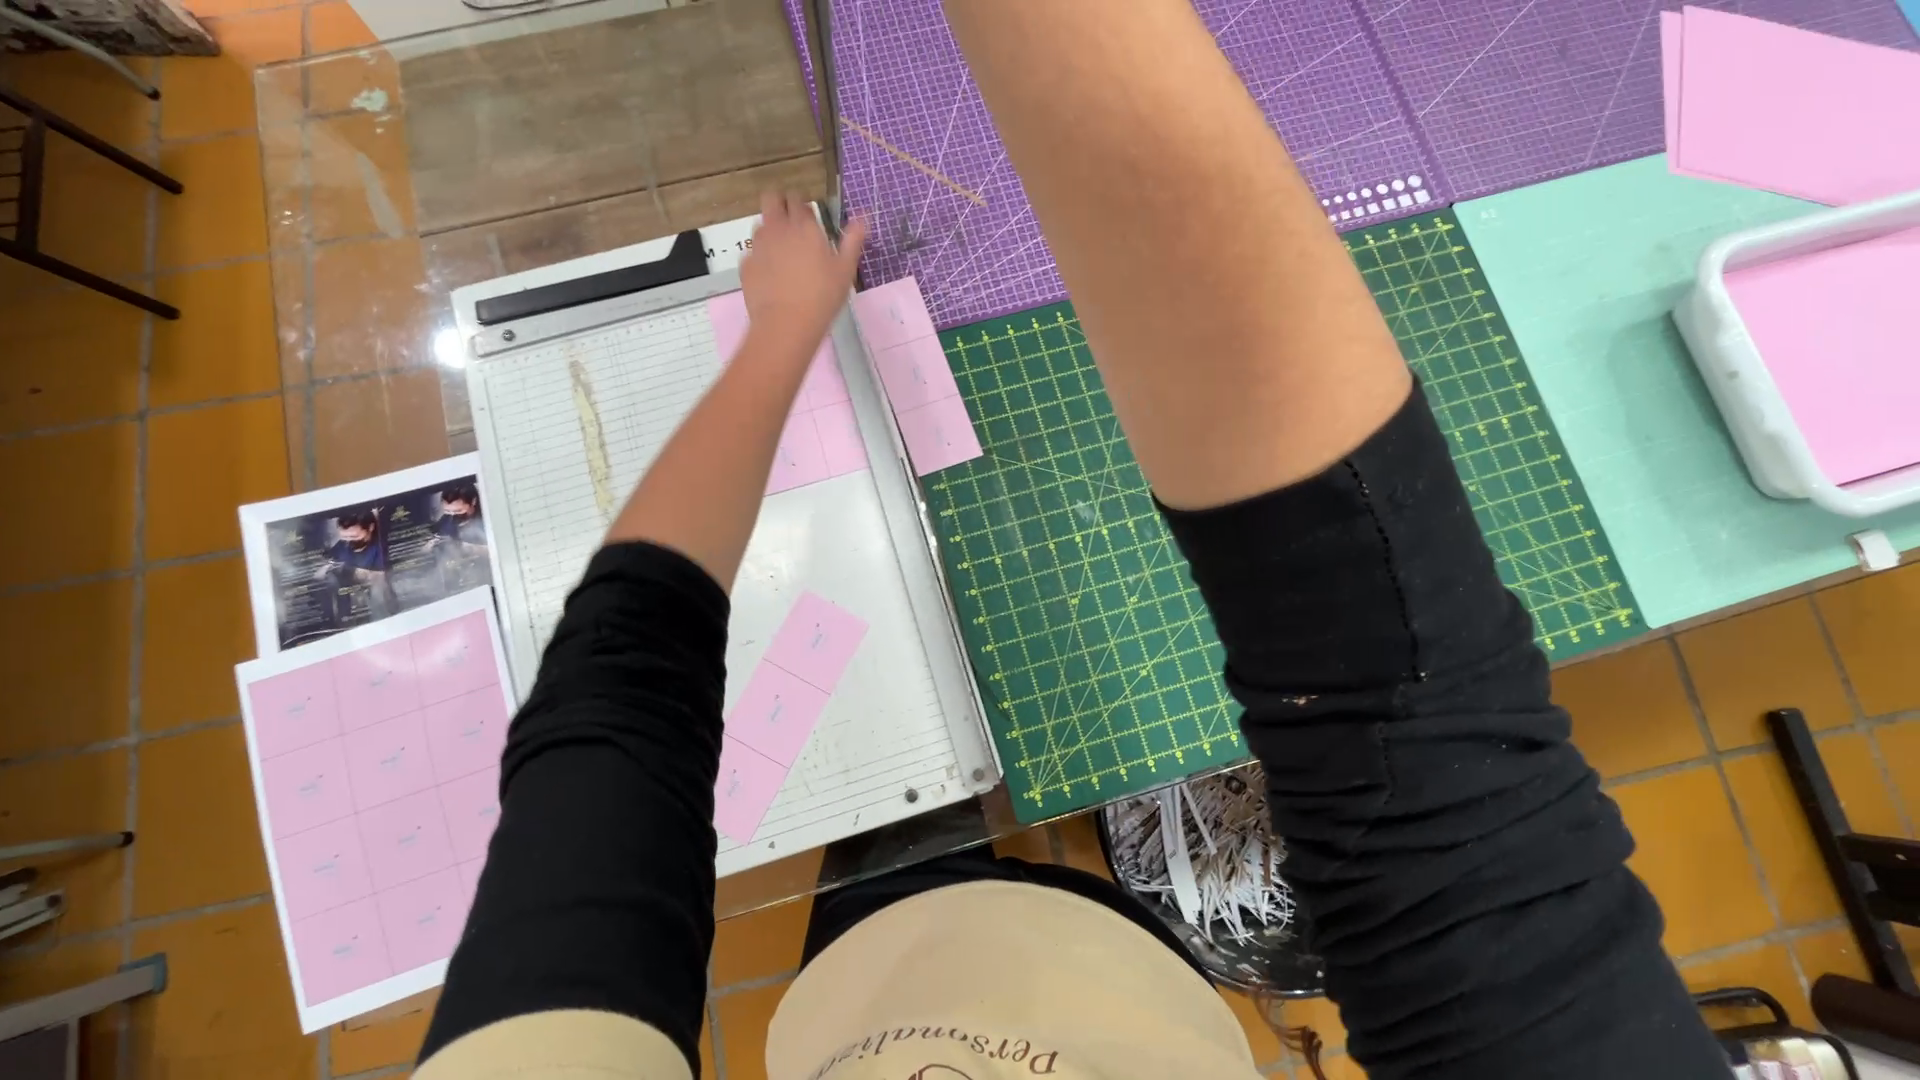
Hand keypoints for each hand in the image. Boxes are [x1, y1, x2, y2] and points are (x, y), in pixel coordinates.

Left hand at [739, 190, 867, 358]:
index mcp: (804, 226)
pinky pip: (753, 252)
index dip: (803, 206)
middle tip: (791, 221)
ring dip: (770, 230)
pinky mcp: (746, 265)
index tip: (810, 217)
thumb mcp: (845, 270)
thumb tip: (862, 218)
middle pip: (771, 199)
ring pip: (760, 224)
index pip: (798, 200)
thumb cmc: (822, 297)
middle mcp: (777, 229)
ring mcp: (758, 246)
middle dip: (780, 203)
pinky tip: (771, 275)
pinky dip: (761, 257)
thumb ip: (853, 240)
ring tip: (782, 251)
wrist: (786, 324)